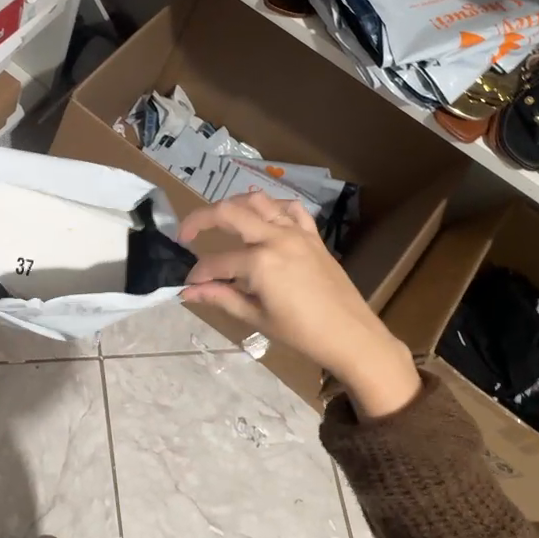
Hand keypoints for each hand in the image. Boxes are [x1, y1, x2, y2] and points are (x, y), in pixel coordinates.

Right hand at [178, 193, 421, 418]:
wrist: (352, 336)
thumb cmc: (302, 333)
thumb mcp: (257, 317)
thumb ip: (221, 297)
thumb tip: (188, 292)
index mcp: (260, 263)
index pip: (216, 262)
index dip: (198, 273)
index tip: (189, 283)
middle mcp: (276, 238)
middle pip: (229, 212)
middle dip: (200, 219)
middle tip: (186, 233)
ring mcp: (296, 233)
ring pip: (258, 201)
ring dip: (234, 205)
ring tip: (220, 220)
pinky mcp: (313, 235)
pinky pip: (290, 209)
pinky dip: (273, 208)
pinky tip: (263, 219)